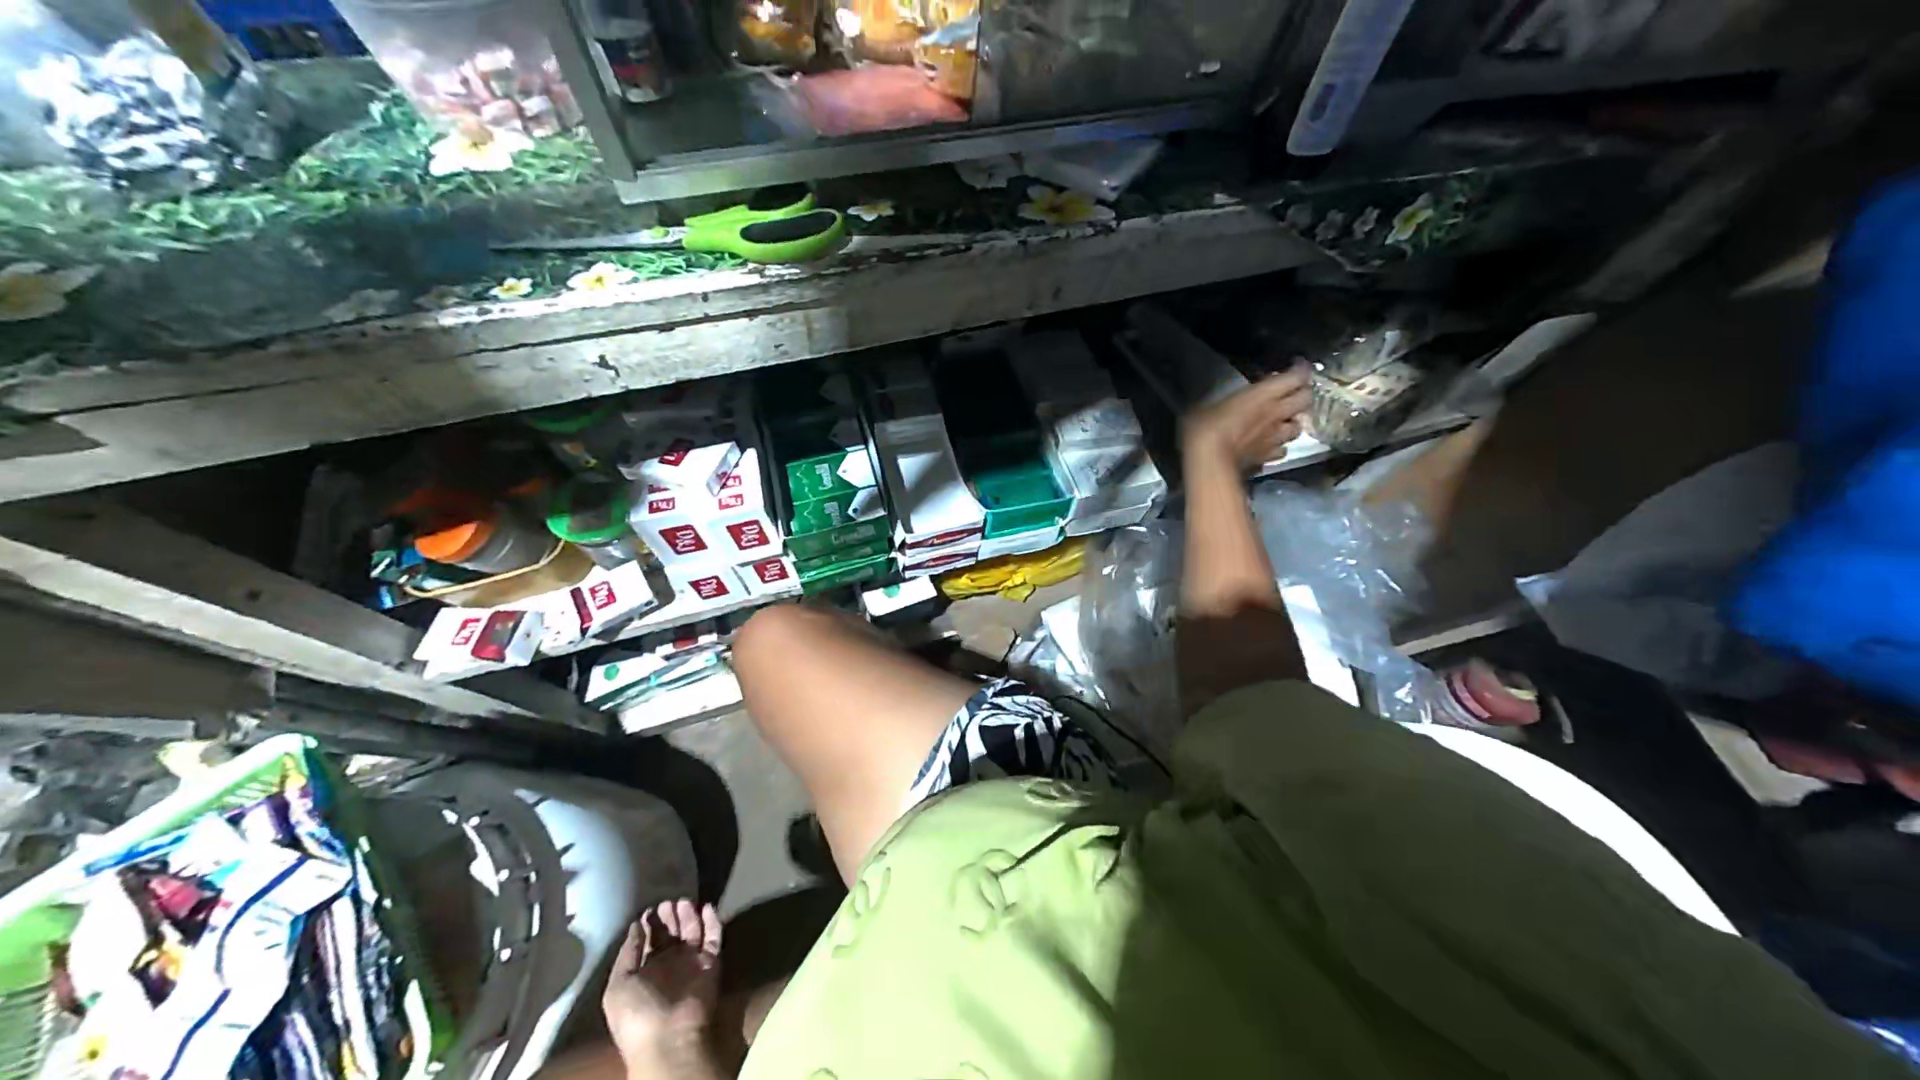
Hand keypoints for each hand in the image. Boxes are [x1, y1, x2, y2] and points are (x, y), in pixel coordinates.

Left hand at [603, 899, 723, 1079]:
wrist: (669, 1039)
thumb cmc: (637, 1015)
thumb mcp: (618, 986)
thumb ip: (628, 953)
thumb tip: (637, 924)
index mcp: (645, 973)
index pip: (650, 942)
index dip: (650, 925)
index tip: (650, 908)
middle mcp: (670, 966)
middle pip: (672, 934)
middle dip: (670, 917)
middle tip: (669, 902)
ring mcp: (692, 964)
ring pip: (693, 932)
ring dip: (689, 916)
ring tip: (684, 901)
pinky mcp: (711, 963)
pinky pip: (714, 937)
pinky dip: (712, 922)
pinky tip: (707, 907)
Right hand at [1182, 369, 1311, 473]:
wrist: (1210, 463)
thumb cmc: (1205, 427)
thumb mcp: (1206, 404)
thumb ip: (1224, 401)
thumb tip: (1220, 402)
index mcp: (1264, 394)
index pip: (1297, 376)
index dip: (1301, 368)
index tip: (1296, 365)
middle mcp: (1277, 413)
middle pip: (1306, 399)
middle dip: (1303, 393)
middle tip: (1294, 391)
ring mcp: (1275, 437)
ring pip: (1298, 426)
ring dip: (1293, 421)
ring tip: (1284, 421)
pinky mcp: (1268, 457)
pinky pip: (1282, 450)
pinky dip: (1279, 446)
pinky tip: (1271, 445)